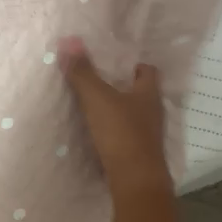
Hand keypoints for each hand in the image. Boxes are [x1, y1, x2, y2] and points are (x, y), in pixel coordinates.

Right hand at [57, 37, 170, 194]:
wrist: (135, 180)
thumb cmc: (121, 133)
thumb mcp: (97, 99)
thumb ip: (82, 73)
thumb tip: (68, 41)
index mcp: (148, 93)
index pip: (148, 70)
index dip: (133, 65)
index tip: (114, 63)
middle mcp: (153, 112)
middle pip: (141, 93)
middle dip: (124, 87)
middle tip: (100, 83)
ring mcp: (148, 135)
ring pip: (134, 116)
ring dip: (120, 112)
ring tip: (96, 109)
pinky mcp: (138, 155)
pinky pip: (127, 137)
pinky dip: (115, 134)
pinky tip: (99, 136)